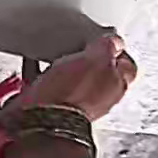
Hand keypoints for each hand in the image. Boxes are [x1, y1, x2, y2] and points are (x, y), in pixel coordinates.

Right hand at [0, 33, 137, 157]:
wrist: (39, 120)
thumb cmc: (71, 94)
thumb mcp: (95, 58)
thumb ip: (106, 46)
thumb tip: (112, 40)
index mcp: (115, 85)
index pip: (125, 63)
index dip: (116, 49)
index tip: (106, 38)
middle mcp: (96, 98)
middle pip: (97, 73)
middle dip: (88, 59)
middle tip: (81, 44)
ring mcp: (71, 103)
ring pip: (70, 79)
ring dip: (63, 65)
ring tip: (55, 51)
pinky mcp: (47, 105)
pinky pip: (45, 83)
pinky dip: (39, 71)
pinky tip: (32, 62)